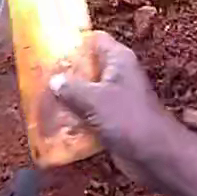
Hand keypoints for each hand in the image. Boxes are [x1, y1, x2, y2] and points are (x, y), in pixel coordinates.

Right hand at [50, 32, 179, 185]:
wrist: (155, 155)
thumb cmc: (128, 119)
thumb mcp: (95, 100)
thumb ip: (72, 89)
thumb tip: (54, 81)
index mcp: (118, 59)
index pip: (95, 39)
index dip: (75, 41)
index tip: (52, 46)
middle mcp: (117, 74)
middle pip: (89, 65)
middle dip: (67, 71)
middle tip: (42, 74)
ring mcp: (116, 97)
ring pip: (88, 90)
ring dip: (70, 96)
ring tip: (44, 97)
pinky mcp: (113, 118)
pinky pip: (90, 111)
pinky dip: (77, 116)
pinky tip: (57, 122)